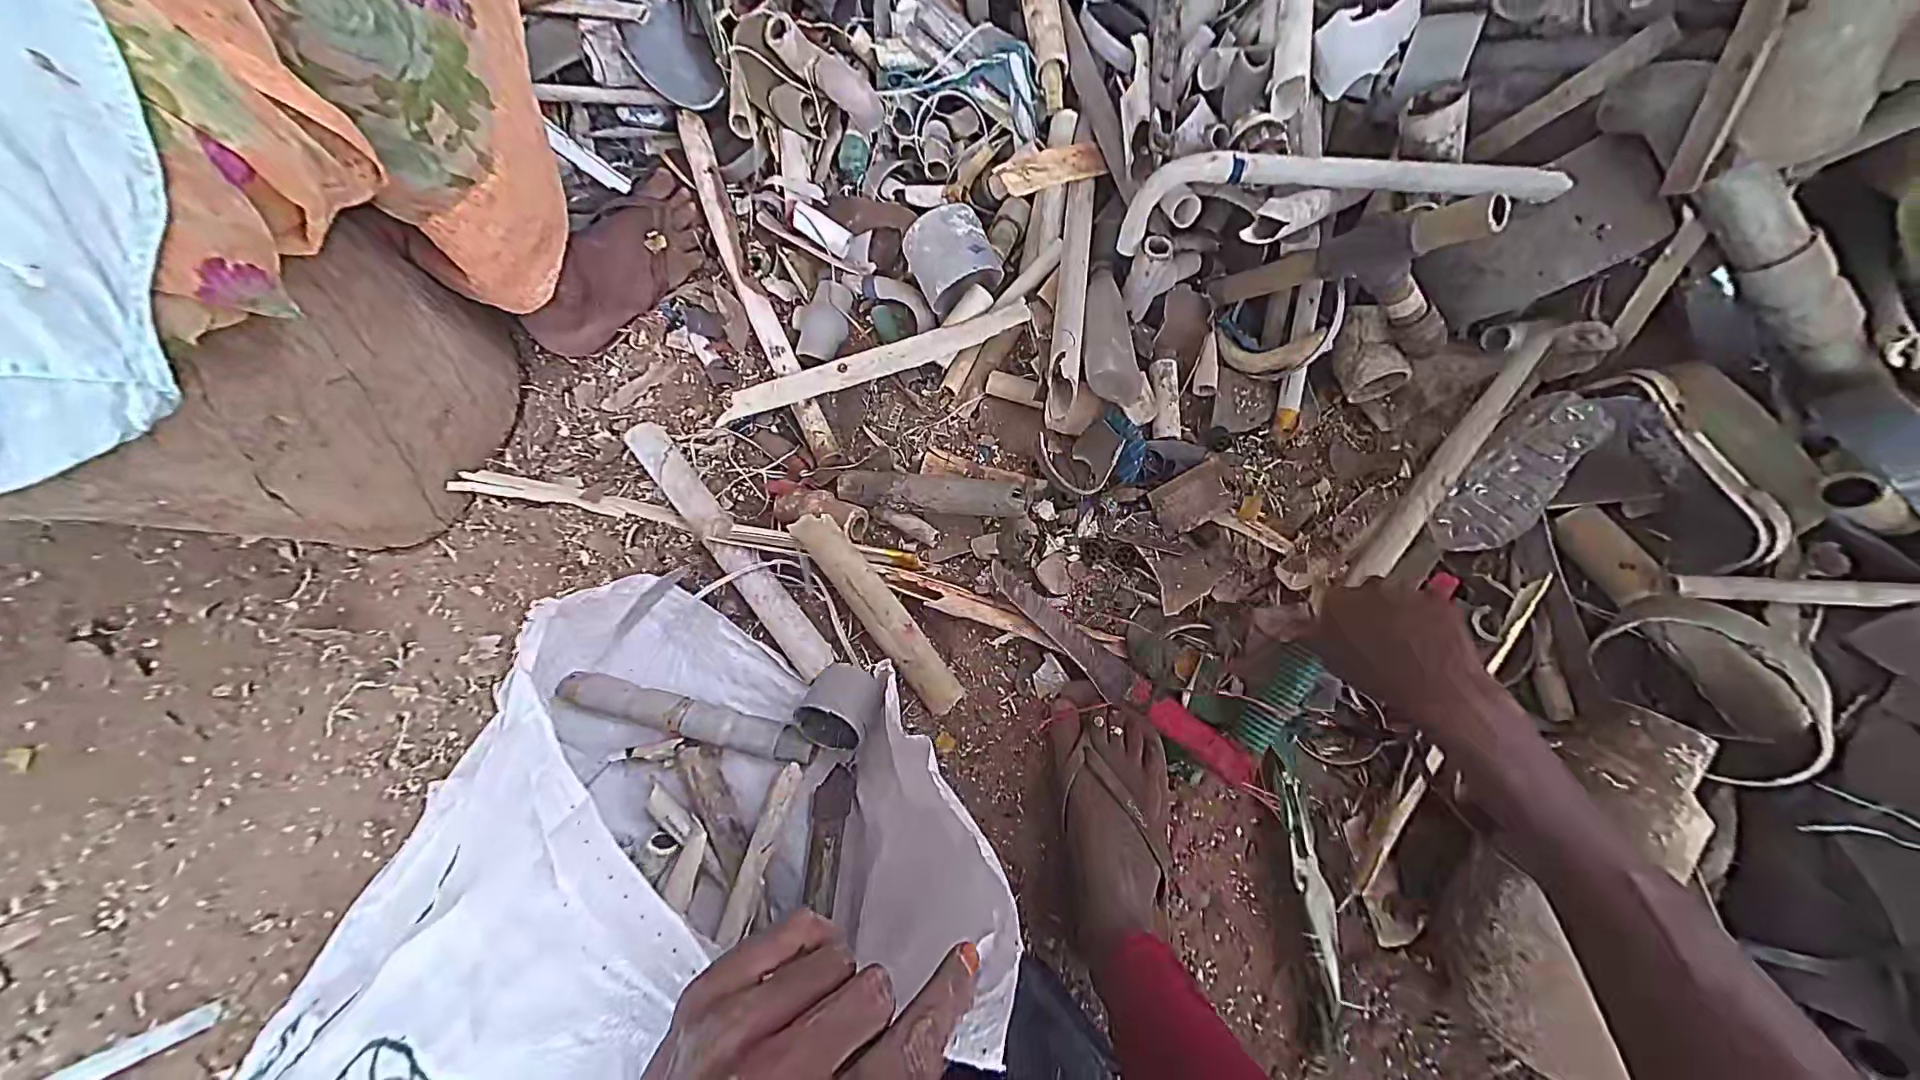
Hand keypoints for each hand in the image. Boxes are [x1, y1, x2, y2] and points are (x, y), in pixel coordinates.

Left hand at [642, 911, 978, 1079]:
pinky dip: (808, 946)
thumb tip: (925, 1023)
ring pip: (836, 958)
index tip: (959, 966)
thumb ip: (887, 1072)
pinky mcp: (705, 997)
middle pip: (873, 994)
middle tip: (848, 1038)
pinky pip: (792, 929)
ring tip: (813, 1017)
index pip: (908, 1048)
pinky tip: (800, 976)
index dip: (944, 998)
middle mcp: (777, 1075)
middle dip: (871, 1012)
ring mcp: (733, 1033)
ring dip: (836, 984)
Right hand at [1309, 579, 1485, 716]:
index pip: (1328, 598)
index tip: (1339, 626)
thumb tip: (1300, 629)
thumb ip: (1314, 636)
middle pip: (1362, 593)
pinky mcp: (1436, 599)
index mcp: (1336, 601)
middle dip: (1365, 611)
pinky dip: (1423, 616)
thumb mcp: (1332, 662)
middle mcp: (1369, 589)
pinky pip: (1426, 602)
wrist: (1436, 691)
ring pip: (1394, 596)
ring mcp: (1405, 592)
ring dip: (1394, 612)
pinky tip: (1421, 639)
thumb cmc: (1384, 680)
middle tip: (1368, 636)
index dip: (1335, 615)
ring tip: (1397, 642)